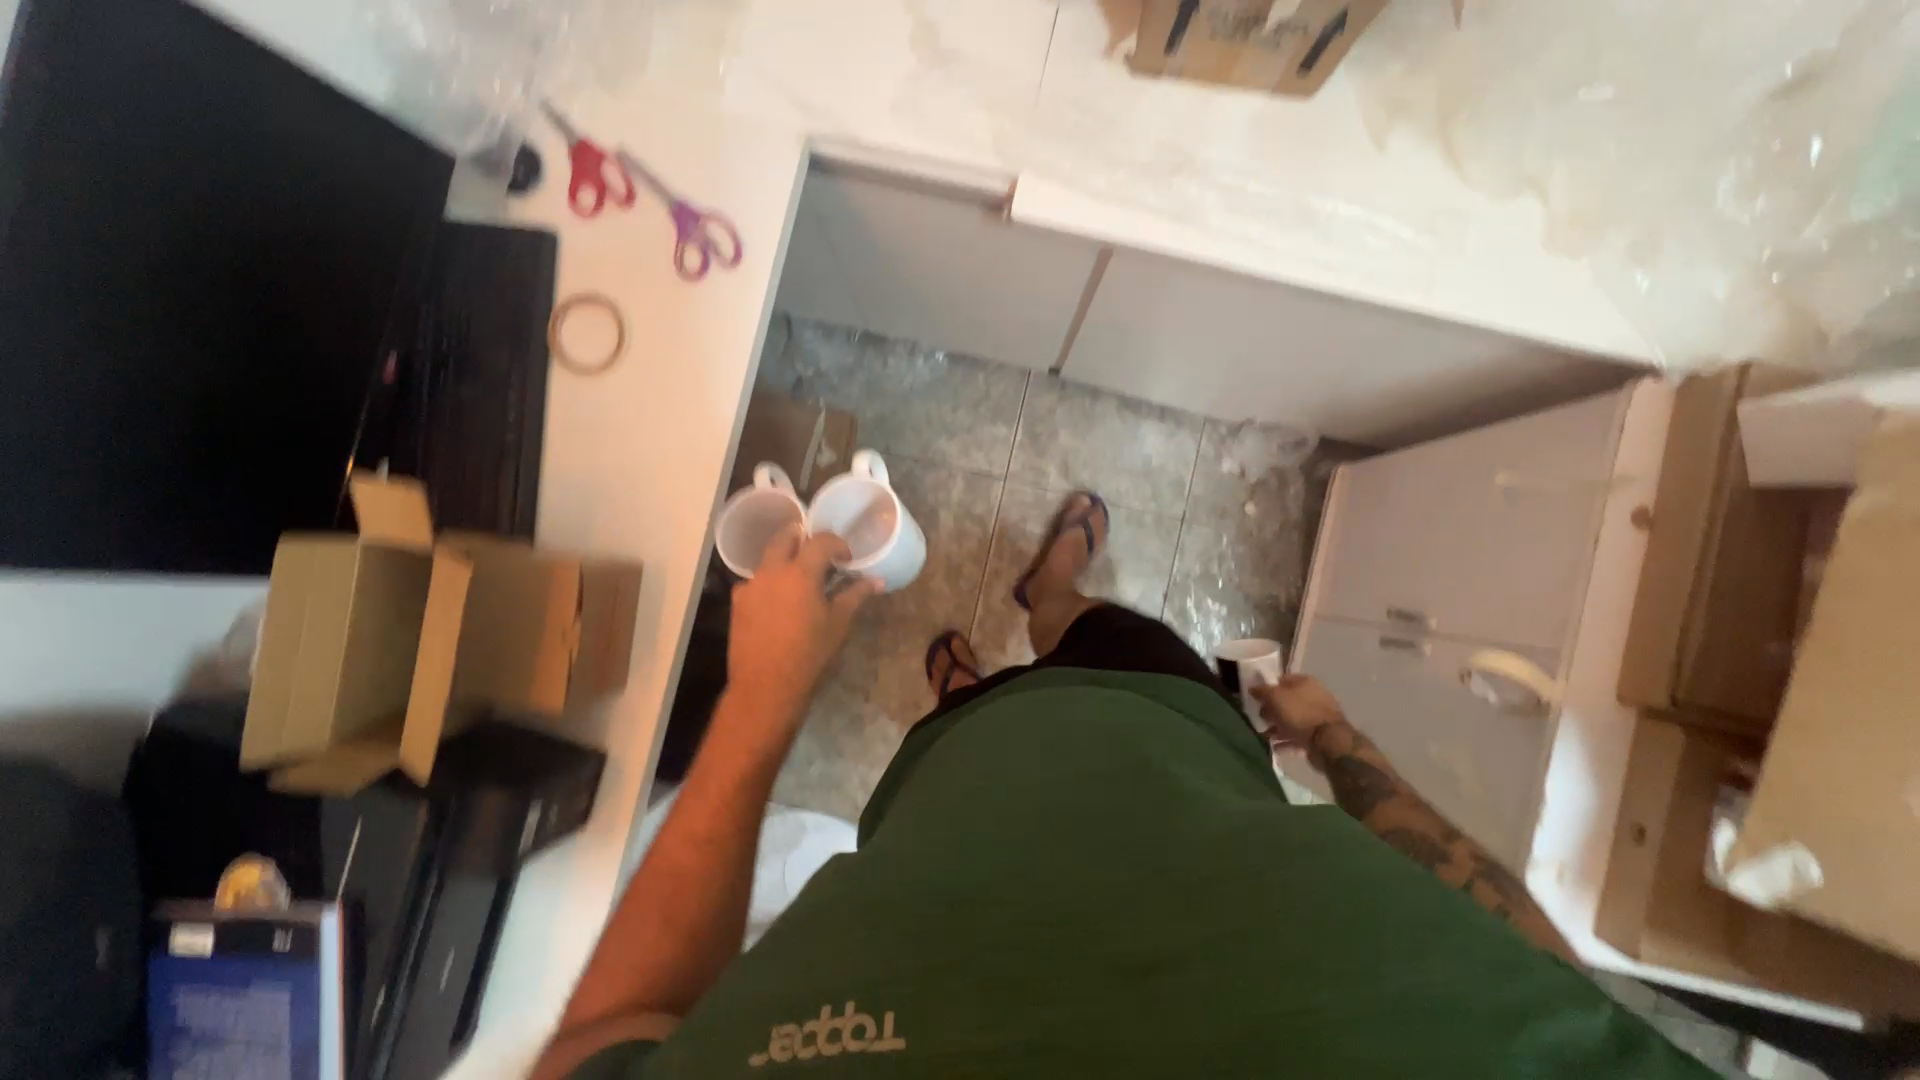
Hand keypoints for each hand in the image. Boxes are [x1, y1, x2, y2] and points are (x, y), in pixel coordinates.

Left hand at [726, 526, 883, 725]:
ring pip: (768, 559)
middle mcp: (772, 571)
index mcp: (800, 573)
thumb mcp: (838, 624)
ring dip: (785, 561)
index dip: (837, 544)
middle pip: (785, 538)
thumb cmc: (809, 654)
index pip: (820, 541)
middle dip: (802, 538)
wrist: (766, 686)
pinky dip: (769, 583)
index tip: (846, 557)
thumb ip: (855, 596)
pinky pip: (755, 582)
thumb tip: (877, 581)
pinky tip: (778, 604)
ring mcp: (751, 586)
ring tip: (799, 581)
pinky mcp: (737, 603)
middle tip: (818, 554)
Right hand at [1250, 674, 1346, 751]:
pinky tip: (1275, 747)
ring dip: (1277, 727)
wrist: (1327, 742)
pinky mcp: (1318, 735)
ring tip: (1265, 736)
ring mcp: (1317, 716)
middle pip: (1286, 701)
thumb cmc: (1299, 713)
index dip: (1267, 689)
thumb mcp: (1275, 697)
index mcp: (1305, 682)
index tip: (1256, 700)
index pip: (1281, 680)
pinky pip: (1298, 735)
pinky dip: (1286, 741)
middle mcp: (1314, 696)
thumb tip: (1252, 688)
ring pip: (1292, 720)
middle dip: (1271, 711)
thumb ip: (1262, 691)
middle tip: (1260, 719)